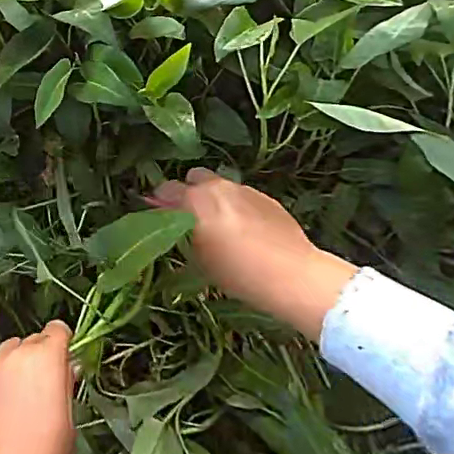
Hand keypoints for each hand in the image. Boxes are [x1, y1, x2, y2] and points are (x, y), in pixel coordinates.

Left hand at [0, 321, 74, 453]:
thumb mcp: (69, 424)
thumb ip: (67, 385)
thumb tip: (68, 367)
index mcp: (46, 359)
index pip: (58, 330)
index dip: (64, 346)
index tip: (65, 365)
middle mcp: (16, 353)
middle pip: (34, 340)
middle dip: (41, 358)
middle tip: (43, 391)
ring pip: (10, 352)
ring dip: (16, 366)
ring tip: (18, 399)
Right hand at [149, 167, 357, 338]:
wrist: (294, 275)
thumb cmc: (239, 273)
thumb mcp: (199, 259)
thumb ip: (179, 232)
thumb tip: (165, 218)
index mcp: (194, 201)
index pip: (164, 189)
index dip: (159, 202)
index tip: (159, 216)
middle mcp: (216, 187)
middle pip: (192, 178)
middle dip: (188, 193)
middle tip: (190, 218)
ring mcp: (242, 189)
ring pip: (218, 185)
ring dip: (213, 198)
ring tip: (219, 224)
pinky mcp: (264, 196)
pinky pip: (240, 195)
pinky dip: (235, 206)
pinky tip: (244, 229)